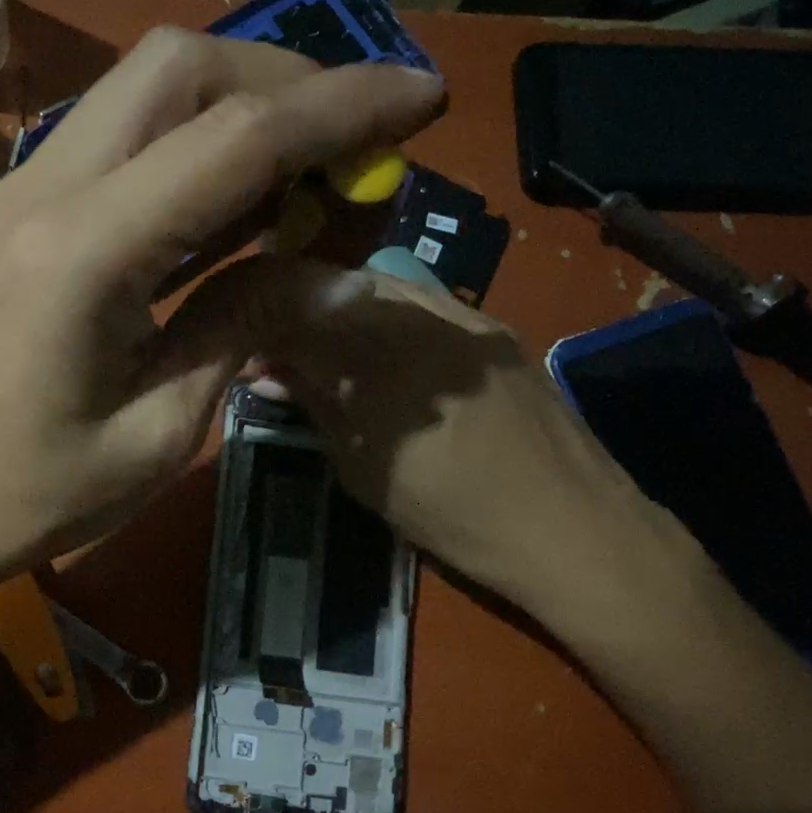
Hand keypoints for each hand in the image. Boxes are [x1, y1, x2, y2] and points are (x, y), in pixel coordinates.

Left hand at [0, 28, 443, 591]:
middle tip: (350, 141)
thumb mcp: (160, 431)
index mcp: (83, 252)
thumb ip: (244, 326)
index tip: (423, 98)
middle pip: (175, 68)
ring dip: (232, 107)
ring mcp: (18, 194)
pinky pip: (112, 142)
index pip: (235, 136)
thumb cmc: (35, 497)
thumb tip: (331, 270)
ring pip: (140, 92)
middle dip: (281, 81)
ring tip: (306, 168)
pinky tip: (231, 202)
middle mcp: (43, 192)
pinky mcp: (15, 215)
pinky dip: (183, 147)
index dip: (340, 107)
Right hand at [185, 254, 689, 615]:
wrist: (575, 529)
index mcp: (381, 356)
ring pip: (378, 287)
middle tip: (274, 350)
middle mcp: (422, 316)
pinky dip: (380, 319)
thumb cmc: (454, 515)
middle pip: (335, 283)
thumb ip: (315, 406)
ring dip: (336, 311)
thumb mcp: (363, 468)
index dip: (255, 312)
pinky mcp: (492, 328)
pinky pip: (418, 303)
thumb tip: (266, 371)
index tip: (236, 340)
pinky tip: (375, 354)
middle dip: (294, 309)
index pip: (295, 302)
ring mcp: (465, 316)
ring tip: (320, 353)